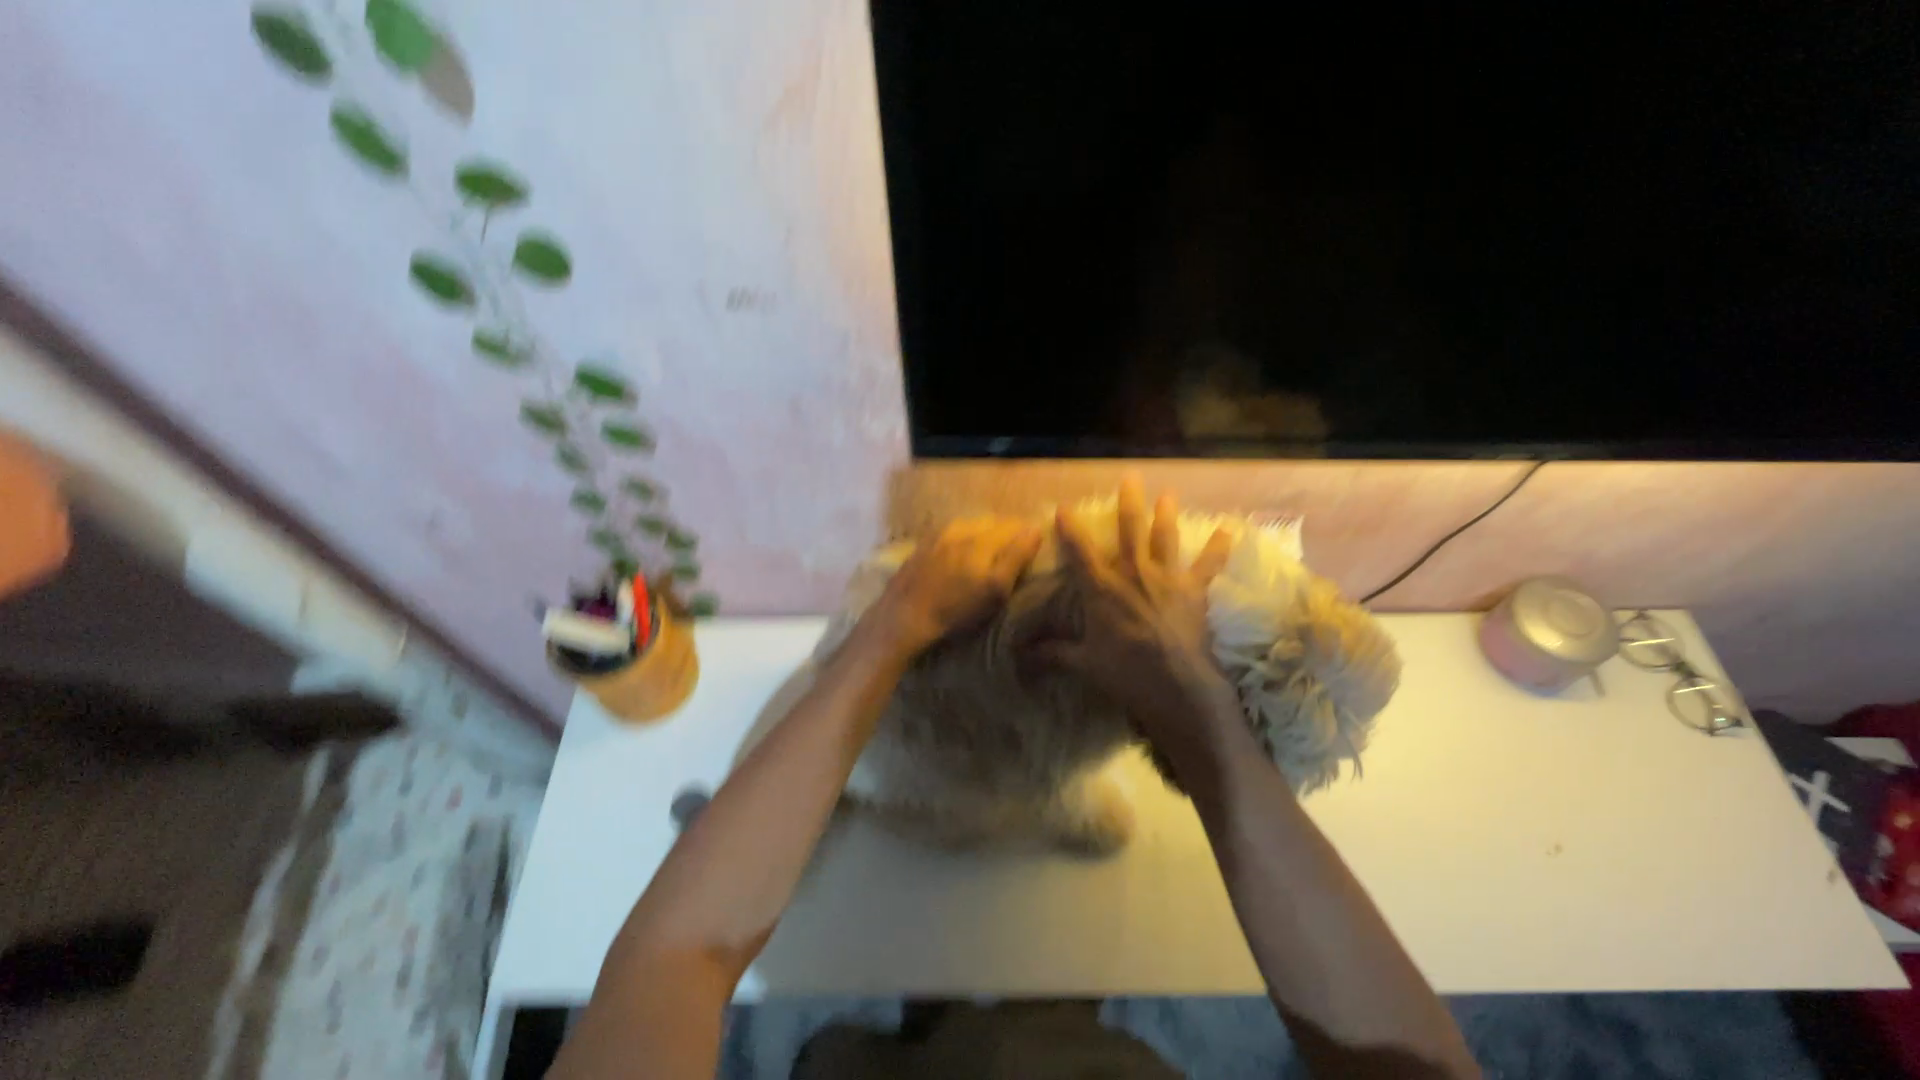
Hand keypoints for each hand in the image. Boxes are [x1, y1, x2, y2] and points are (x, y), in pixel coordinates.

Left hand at [866, 517, 1042, 657]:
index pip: (1014, 525)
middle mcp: (961, 528)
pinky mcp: (922, 545)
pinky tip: (957, 557)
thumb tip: (1035, 530)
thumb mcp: (996, 589)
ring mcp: (938, 534)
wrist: (905, 616)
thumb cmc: (956, 608)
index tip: (1028, 552)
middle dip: (1004, 534)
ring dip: (981, 535)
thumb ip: (1017, 557)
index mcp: (983, 538)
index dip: (1025, 536)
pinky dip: (960, 540)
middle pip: (992, 522)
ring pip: (970, 525)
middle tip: (1008, 556)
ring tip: (983, 556)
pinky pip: (950, 533)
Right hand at [1031, 476, 1241, 764]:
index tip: (1062, 508)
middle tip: (1131, 477)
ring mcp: (1166, 578)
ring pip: (1164, 537)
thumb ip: (1054, 653)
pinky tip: (1226, 531)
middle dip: (1128, 502)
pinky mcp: (1193, 591)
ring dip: (1166, 514)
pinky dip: (1217, 548)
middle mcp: (1133, 573)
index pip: (1080, 552)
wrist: (1174, 682)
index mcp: (1102, 588)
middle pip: (1128, 529)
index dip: (1069, 528)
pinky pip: (1208, 565)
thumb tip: (1021, 654)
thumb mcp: (1083, 663)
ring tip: (1168, 494)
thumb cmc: (1124, 671)